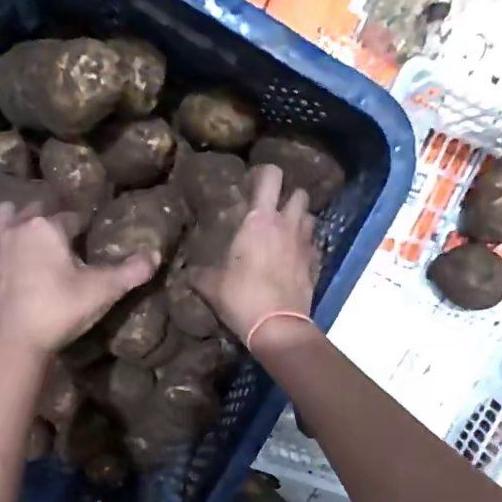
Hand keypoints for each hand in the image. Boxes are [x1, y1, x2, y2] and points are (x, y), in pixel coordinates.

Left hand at [0, 202, 155, 356]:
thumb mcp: (103, 291)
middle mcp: (18, 226)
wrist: (15, 340)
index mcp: (48, 227)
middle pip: (37, 210)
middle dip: (51, 216)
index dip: (84, 225)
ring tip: (32, 230)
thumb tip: (155, 255)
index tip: (91, 235)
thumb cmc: (60, 310)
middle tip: (66, 233)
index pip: (72, 217)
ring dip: (18, 217)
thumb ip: (131, 271)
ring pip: (5, 216)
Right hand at [189, 163, 319, 340]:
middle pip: (299, 193)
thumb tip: (186, 273)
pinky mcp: (315, 264)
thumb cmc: (242, 298)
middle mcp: (287, 225)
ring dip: (300, 220)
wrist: (277, 327)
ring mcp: (305, 244)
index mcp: (260, 220)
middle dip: (288, 196)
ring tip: (285, 232)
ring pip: (310, 217)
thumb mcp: (212, 286)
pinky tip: (294, 259)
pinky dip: (306, 246)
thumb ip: (198, 274)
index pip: (270, 176)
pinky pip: (314, 245)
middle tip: (273, 210)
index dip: (264, 174)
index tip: (253, 184)